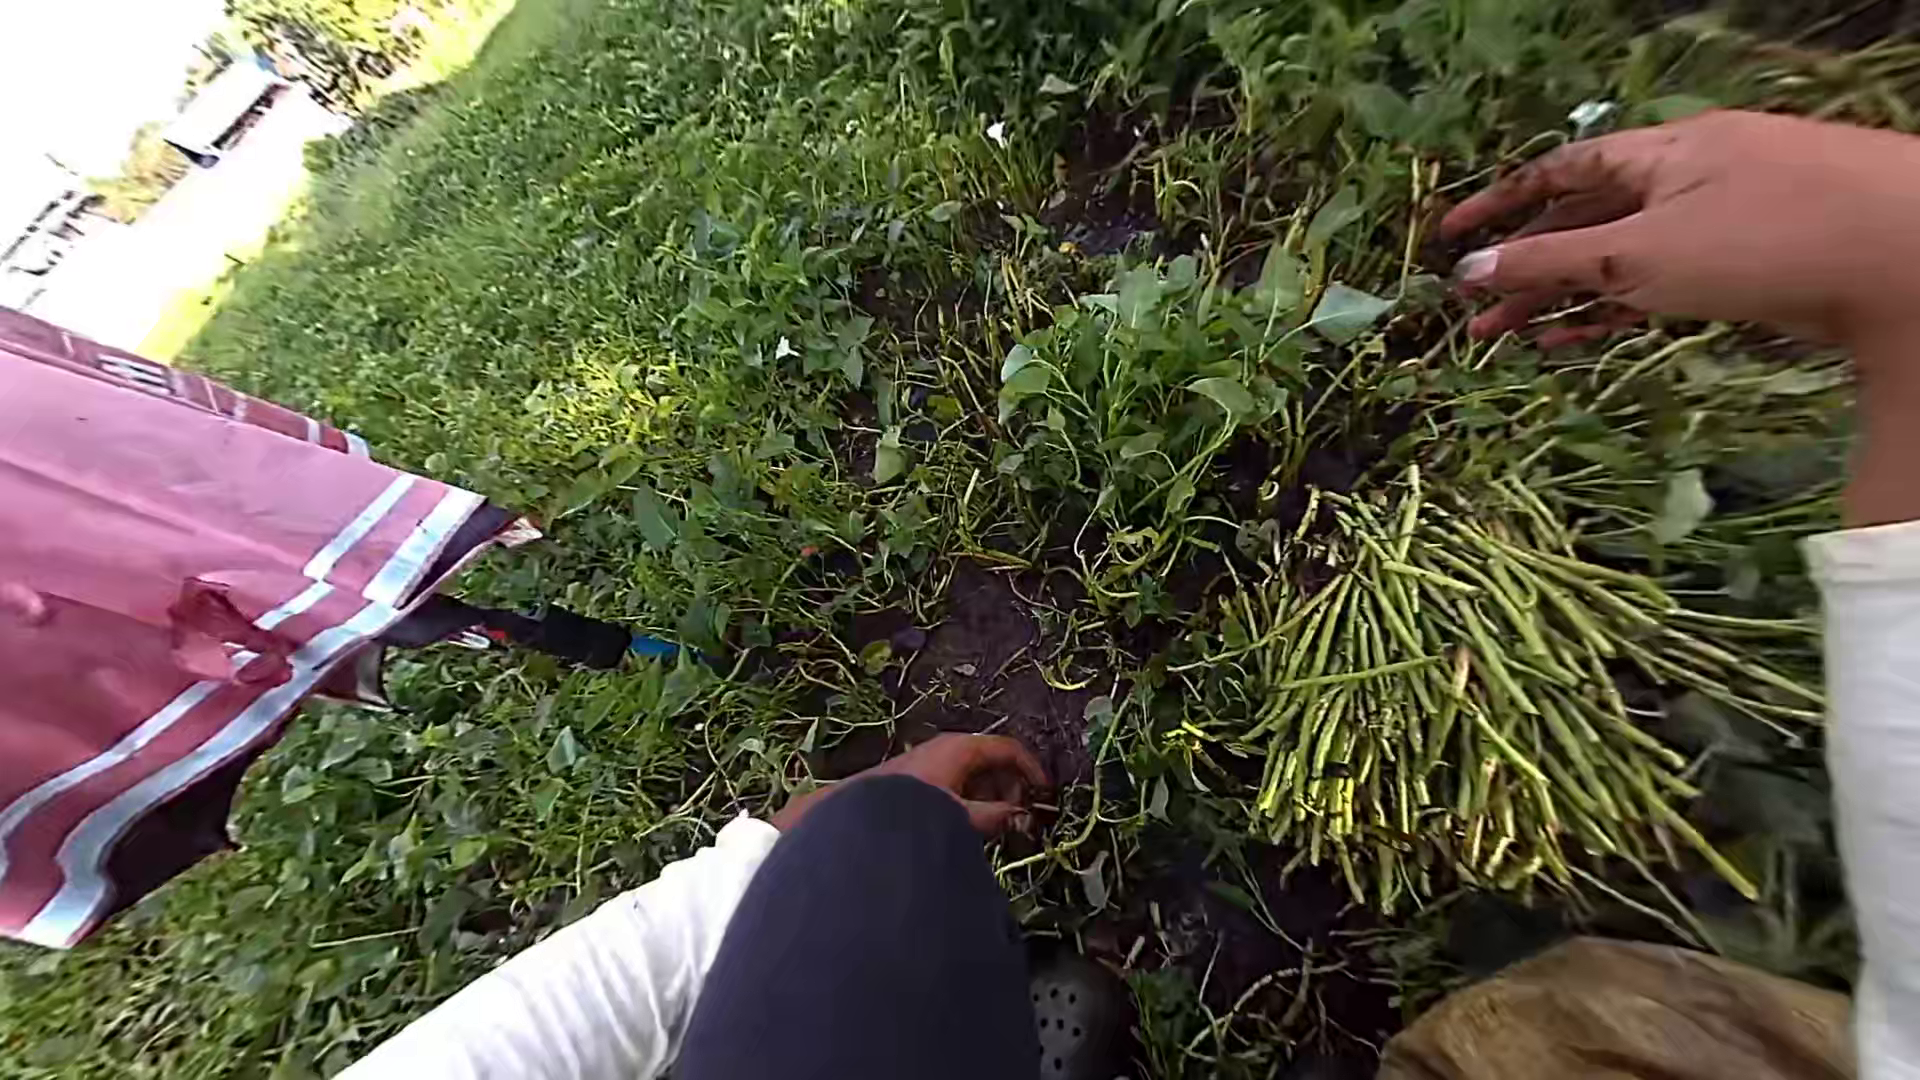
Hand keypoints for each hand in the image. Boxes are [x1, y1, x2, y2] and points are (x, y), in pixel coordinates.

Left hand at [773, 734, 1049, 835]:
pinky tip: (971, 825)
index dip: (1032, 769)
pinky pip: (960, 782)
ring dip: (993, 796)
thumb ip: (995, 816)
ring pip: (977, 773)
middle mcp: (951, 748)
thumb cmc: (913, 807)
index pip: (1009, 748)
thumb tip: (1022, 818)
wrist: (858, 814)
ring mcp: (935, 760)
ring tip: (999, 827)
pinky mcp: (922, 776)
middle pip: (994, 760)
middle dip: (1013, 787)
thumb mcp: (960, 815)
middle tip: (1022, 816)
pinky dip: (973, 800)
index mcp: (963, 747)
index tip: (1047, 794)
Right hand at [1444, 110, 1919, 354]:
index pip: (1559, 170)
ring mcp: (1711, 221)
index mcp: (1666, 154)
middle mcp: (1686, 179)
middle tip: (1468, 303)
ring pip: (1604, 259)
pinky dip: (1596, 310)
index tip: (1450, 234)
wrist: (1918, 265)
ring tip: (1495, 333)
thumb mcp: (1630, 252)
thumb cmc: (1762, 240)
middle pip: (1576, 221)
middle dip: (1516, 265)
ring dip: (1546, 297)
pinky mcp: (1731, 262)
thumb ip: (1541, 260)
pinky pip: (1642, 284)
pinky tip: (1559, 338)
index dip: (1498, 201)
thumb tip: (1469, 268)